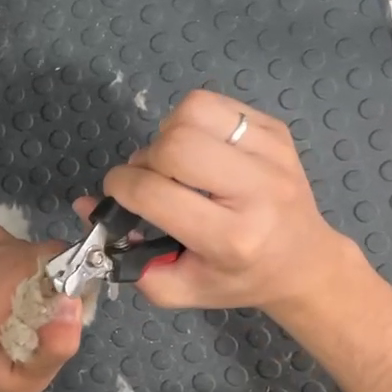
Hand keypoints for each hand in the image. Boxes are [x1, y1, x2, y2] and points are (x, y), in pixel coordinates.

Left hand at [0, 226, 82, 391]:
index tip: (72, 288)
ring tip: (33, 290)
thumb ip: (55, 347)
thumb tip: (71, 301)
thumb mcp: (35, 381)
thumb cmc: (1, 387)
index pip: (16, 269)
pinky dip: (9, 250)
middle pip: (13, 252)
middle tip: (56, 295)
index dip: (53, 268)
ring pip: (5, 242)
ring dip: (28, 259)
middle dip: (45, 265)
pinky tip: (11, 277)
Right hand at [87, 90, 360, 316]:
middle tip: (150, 178)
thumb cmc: (237, 278)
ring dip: (168, 133)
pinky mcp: (277, 130)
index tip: (118, 195)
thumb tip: (86, 206)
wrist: (305, 261)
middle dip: (145, 158)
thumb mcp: (179, 287)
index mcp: (231, 237)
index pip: (154, 192)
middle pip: (174, 144)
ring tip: (175, 161)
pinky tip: (200, 149)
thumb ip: (126, 257)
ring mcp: (272, 154)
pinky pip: (214, 104)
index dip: (120, 187)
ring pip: (192, 111)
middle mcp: (257, 191)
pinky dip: (192, 121)